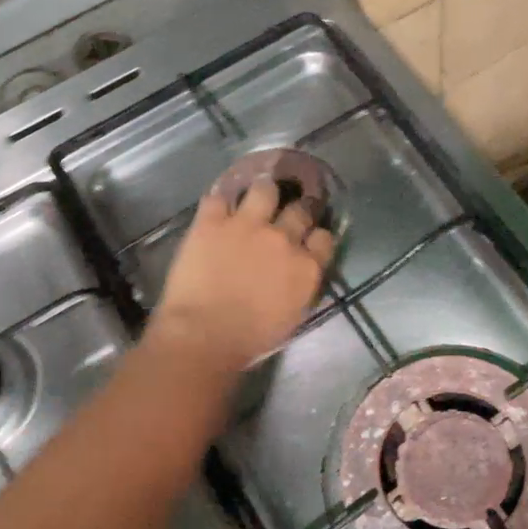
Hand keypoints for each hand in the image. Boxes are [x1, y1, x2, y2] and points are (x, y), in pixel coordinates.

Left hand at [144, 178, 335, 373]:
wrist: (204, 334)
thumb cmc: (251, 338)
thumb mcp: (292, 315)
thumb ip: (300, 285)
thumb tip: (298, 273)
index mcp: (306, 267)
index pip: (323, 238)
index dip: (316, 235)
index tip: (309, 237)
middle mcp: (283, 238)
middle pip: (299, 209)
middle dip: (297, 207)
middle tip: (288, 211)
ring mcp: (247, 224)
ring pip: (264, 190)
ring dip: (263, 192)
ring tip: (256, 197)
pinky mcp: (212, 221)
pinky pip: (219, 197)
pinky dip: (220, 200)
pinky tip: (218, 206)